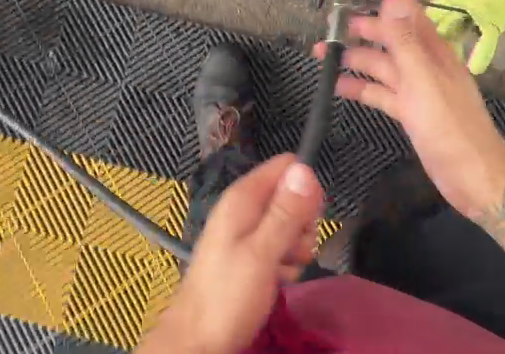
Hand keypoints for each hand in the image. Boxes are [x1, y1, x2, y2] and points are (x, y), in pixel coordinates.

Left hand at [139, 155, 323, 353]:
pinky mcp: (249, 254)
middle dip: (302, 225)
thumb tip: (305, 170)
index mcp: (243, 197)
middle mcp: (244, 208)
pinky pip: (280, 247)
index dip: (305, 189)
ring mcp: (246, 231)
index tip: (308, 220)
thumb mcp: (262, 253)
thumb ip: (285, 213)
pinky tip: (277, 280)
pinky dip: (285, 263)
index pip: (286, 167)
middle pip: (291, 197)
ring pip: (288, 224)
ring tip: (282, 270)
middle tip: (293, 251)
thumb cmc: (227, 296)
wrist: (197, 340)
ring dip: (295, 249)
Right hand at [316, 0, 504, 215]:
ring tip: (323, 56)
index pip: (407, 11)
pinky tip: (338, 87)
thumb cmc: (451, 127)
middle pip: (390, 37)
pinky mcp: (411, 112)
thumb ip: (406, 42)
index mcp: (433, 50)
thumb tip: (391, 1)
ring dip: (355, 58)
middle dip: (361, 28)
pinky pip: (381, 92)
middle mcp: (425, 64)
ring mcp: (417, 89)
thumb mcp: (424, 81)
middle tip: (329, 27)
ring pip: (382, 65)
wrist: (476, 180)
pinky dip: (360, 87)